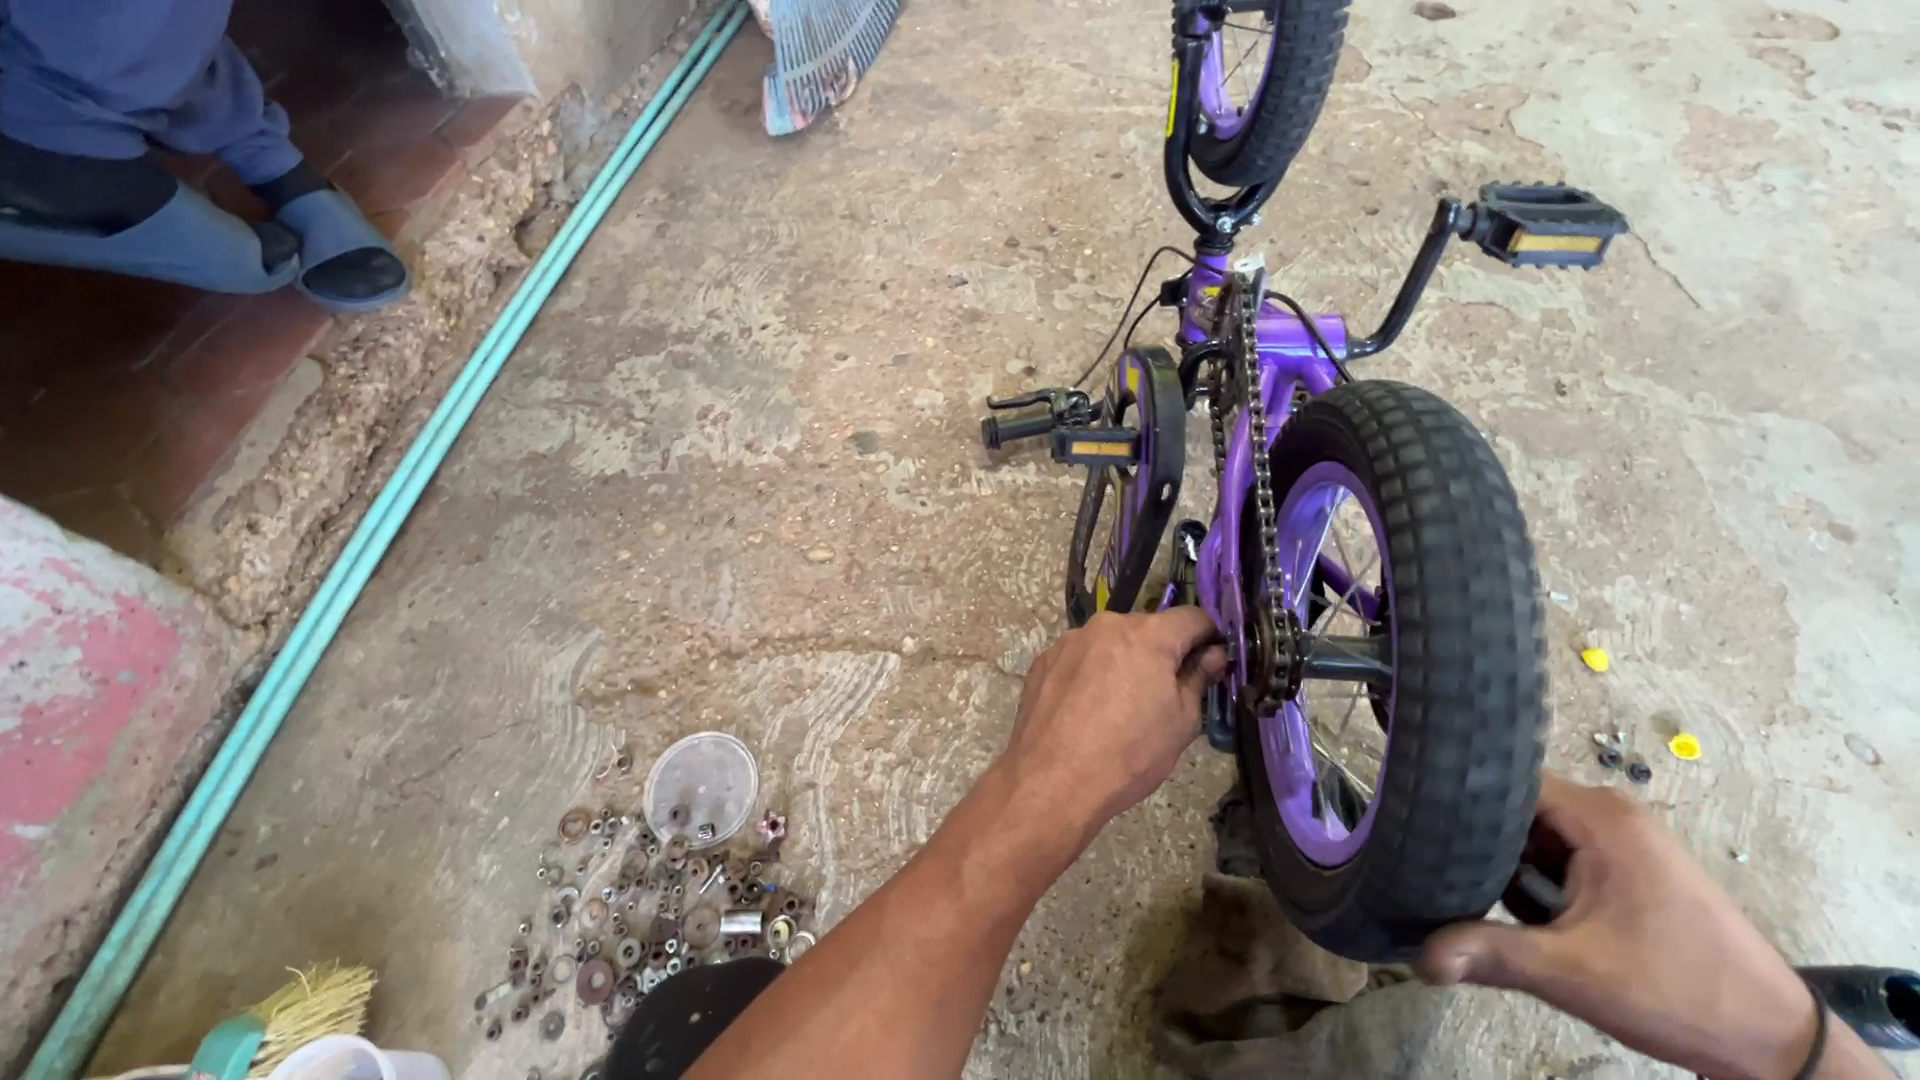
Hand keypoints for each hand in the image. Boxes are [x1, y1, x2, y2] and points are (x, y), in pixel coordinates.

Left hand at [1001, 608, 1226, 827]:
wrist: (1053, 780)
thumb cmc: (1128, 754)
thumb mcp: (1181, 723)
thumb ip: (1198, 679)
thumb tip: (1213, 655)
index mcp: (1148, 635)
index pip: (1193, 617)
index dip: (1209, 637)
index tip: (1211, 662)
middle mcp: (1107, 625)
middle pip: (1147, 629)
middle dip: (1161, 653)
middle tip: (1162, 695)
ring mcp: (1070, 640)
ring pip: (1110, 642)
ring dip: (1123, 661)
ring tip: (1118, 706)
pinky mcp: (1044, 660)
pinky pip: (1080, 658)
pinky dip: (1090, 673)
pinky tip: (1086, 709)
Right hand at [1419, 775, 1826, 1079]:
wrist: (1777, 1045)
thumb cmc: (1679, 993)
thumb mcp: (1574, 973)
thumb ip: (1492, 953)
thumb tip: (1420, 958)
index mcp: (1600, 817)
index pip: (1504, 779)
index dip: (1457, 797)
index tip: (1414, 820)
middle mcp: (1610, 814)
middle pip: (1514, 805)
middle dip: (1477, 839)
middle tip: (1436, 866)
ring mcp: (1622, 840)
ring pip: (1532, 832)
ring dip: (1505, 863)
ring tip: (1471, 890)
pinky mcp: (1627, 867)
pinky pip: (1557, 852)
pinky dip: (1532, 877)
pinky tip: (1518, 908)